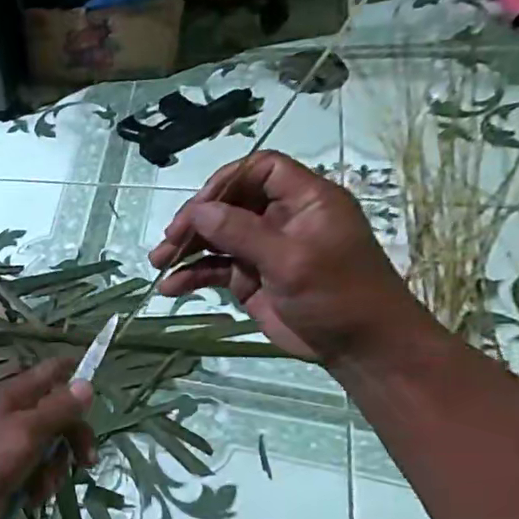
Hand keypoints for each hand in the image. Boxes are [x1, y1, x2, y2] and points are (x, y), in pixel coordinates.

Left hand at [0, 359, 95, 518]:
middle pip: (61, 417)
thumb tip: (87, 384)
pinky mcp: (13, 471)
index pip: (51, 371)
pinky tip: (31, 498)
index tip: (97, 383)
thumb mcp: (29, 430)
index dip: (74, 372)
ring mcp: (14, 444)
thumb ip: (59, 409)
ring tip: (41, 486)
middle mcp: (16, 414)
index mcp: (16, 395)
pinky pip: (41, 472)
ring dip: (55, 470)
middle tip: (86, 461)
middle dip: (74, 440)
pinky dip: (40, 485)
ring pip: (54, 449)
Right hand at [149, 152, 429, 362]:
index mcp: (304, 200)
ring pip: (216, 237)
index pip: (260, 169)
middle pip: (229, 203)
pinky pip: (215, 269)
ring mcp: (263, 249)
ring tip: (158, 263)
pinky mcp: (250, 279)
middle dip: (196, 220)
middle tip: (170, 241)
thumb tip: (197, 210)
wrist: (360, 349)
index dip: (227, 181)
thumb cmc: (338, 294)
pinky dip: (192, 275)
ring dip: (186, 248)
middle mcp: (281, 218)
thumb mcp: (290, 260)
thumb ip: (241, 232)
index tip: (200, 207)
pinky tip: (170, 287)